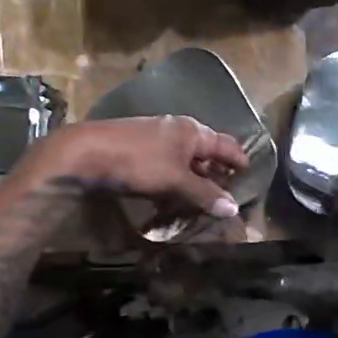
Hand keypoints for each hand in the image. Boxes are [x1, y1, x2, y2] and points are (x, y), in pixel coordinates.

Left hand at [28, 116, 250, 216]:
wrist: (87, 152)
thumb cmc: (138, 162)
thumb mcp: (175, 180)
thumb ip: (204, 194)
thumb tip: (233, 208)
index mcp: (192, 131)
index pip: (225, 144)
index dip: (238, 159)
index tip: (250, 173)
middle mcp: (177, 130)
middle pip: (205, 151)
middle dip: (216, 172)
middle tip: (226, 194)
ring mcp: (155, 137)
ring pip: (184, 159)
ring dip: (194, 179)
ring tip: (201, 200)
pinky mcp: (137, 149)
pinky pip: (166, 164)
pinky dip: (174, 179)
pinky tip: (170, 197)